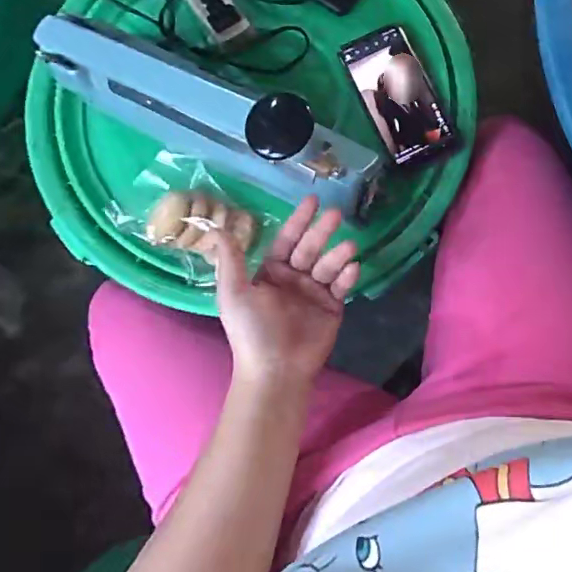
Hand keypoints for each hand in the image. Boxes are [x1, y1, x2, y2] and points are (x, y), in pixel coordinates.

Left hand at [205, 196, 359, 388]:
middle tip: (335, 214)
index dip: (298, 220)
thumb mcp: (233, 293)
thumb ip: (230, 260)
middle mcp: (293, 278)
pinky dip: (347, 277)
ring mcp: (314, 293)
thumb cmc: (250, 330)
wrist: (274, 370)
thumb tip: (218, 229)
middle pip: (310, 248)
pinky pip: (341, 288)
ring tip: (349, 246)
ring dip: (338, 254)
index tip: (312, 200)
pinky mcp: (332, 309)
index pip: (287, 240)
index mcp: (270, 272)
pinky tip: (353, 267)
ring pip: (328, 266)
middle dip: (322, 231)